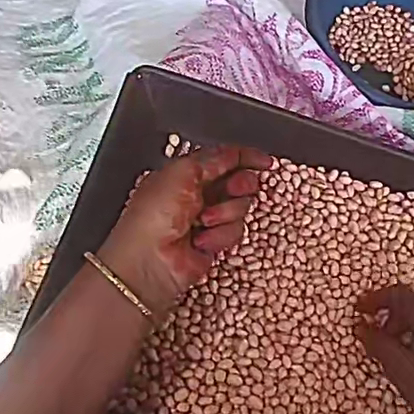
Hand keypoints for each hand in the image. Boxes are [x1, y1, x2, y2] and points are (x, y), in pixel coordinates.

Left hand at [96, 146, 272, 313]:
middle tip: (235, 189)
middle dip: (240, 185)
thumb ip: (213, 159)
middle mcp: (198, 195)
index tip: (265, 161)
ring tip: (204, 221)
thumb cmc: (153, 216)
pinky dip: (221, 235)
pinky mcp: (215, 242)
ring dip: (226, 213)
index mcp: (185, 174)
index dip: (244, 158)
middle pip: (237, 183)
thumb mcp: (182, 173)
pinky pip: (235, 232)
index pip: (222, 159)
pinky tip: (201, 241)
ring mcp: (208, 220)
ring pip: (240, 208)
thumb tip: (234, 153)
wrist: (149, 260)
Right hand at [354, 286, 413, 413]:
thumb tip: (361, 327)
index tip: (358, 309)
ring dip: (399, 327)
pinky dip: (413, 335)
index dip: (375, 299)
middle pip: (411, 304)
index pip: (399, 295)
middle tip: (370, 332)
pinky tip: (407, 357)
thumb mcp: (401, 370)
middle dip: (386, 315)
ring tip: (386, 348)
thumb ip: (378, 344)